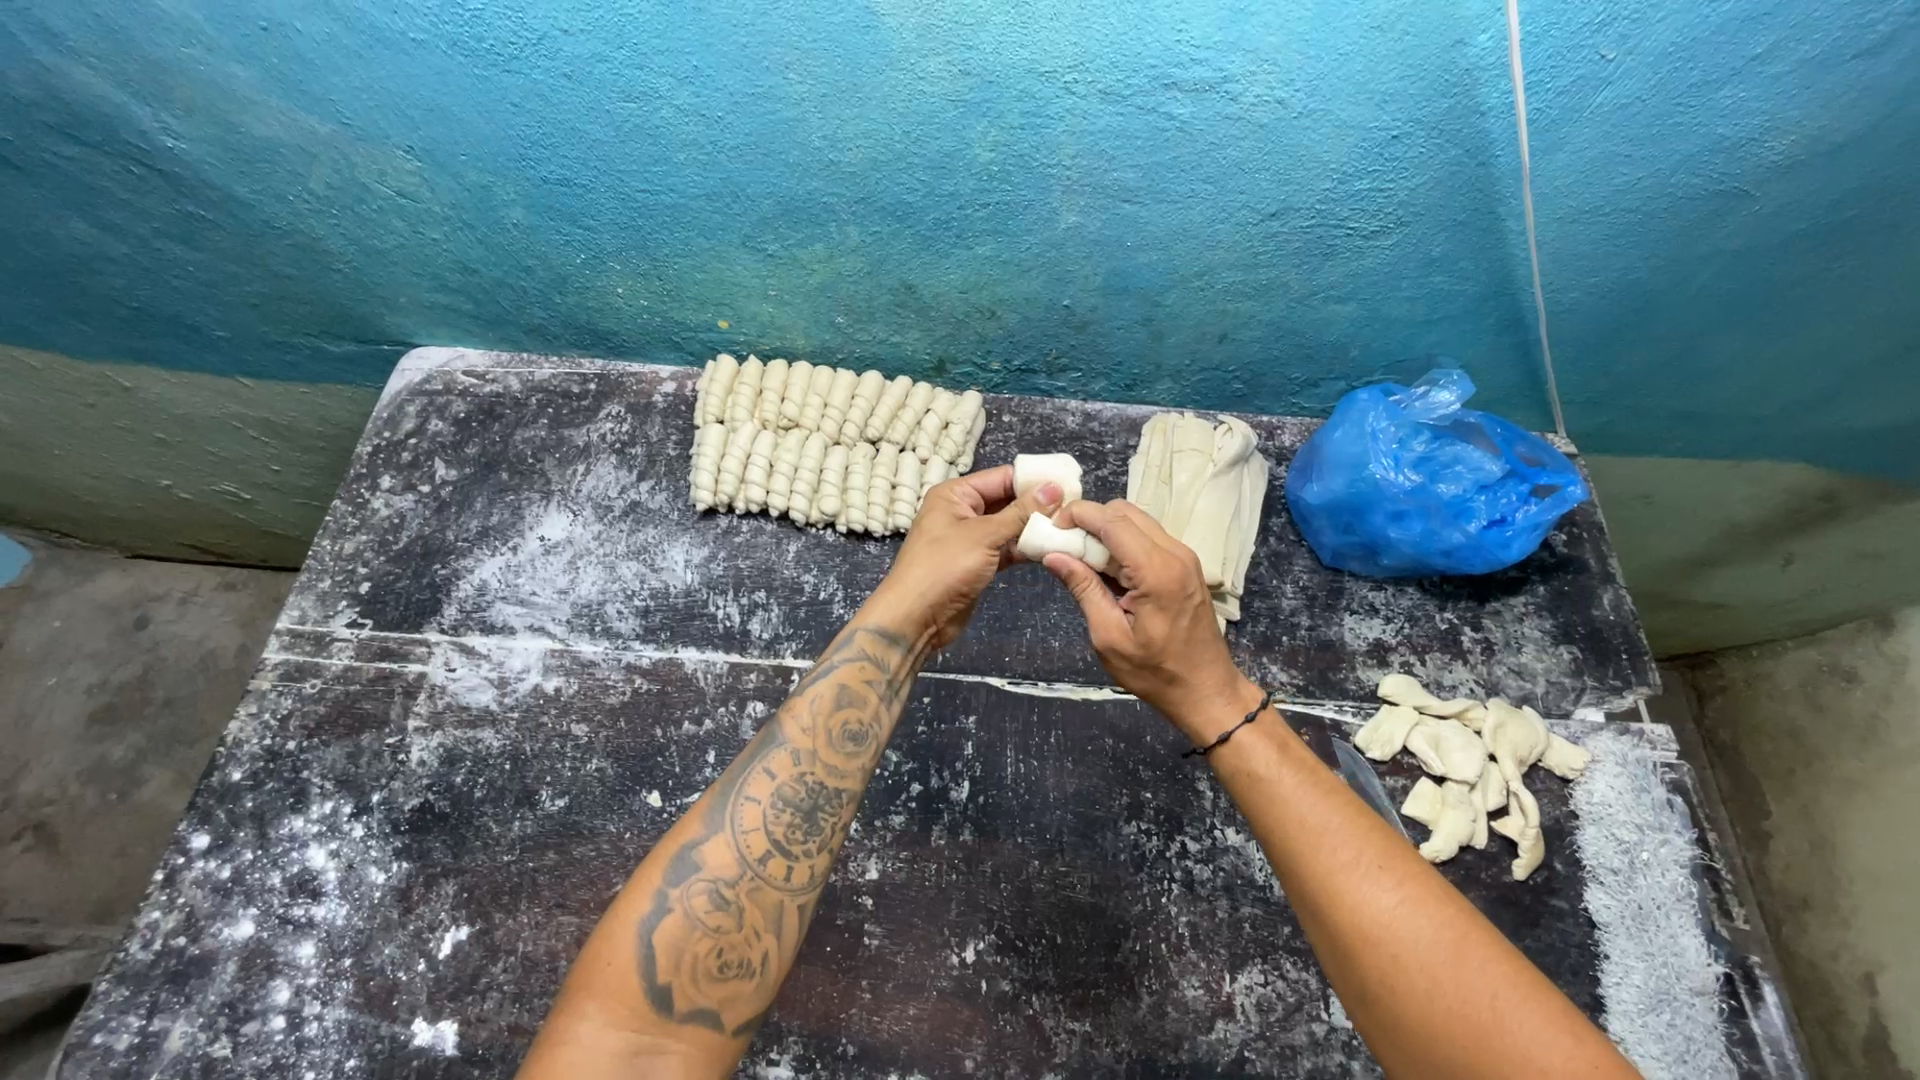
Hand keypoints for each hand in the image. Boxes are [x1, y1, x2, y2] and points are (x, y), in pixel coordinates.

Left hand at [866, 465, 1062, 649]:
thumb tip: (1054, 488)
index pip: (1001, 477)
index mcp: (956, 495)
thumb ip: (1020, 512)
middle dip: (1037, 505)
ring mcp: (971, 539)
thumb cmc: (944, 567)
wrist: (916, 617)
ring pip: (1009, 527)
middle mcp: (962, 512)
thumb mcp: (984, 535)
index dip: (1033, 480)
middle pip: (1007, 501)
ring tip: (1069, 528)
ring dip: (1034, 529)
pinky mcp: (978, 563)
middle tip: (1074, 508)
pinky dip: (1025, 549)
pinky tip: (1052, 548)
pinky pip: (1007, 548)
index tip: (1069, 484)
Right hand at [1041, 499, 1261, 740]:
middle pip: (1125, 511)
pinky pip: (1148, 536)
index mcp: (1156, 572)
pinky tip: (1106, 568)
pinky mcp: (1185, 564)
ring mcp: (1184, 556)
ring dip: (1106, 530)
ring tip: (1081, 558)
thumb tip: (1053, 556)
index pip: (1112, 521)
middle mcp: (1175, 553)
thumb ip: (1083, 589)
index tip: (1051, 528)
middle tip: (1064, 545)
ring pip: (1137, 520)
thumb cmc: (1156, 672)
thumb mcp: (1109, 637)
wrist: (1206, 688)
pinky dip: (1122, 541)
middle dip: (1090, 519)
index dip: (1078, 515)